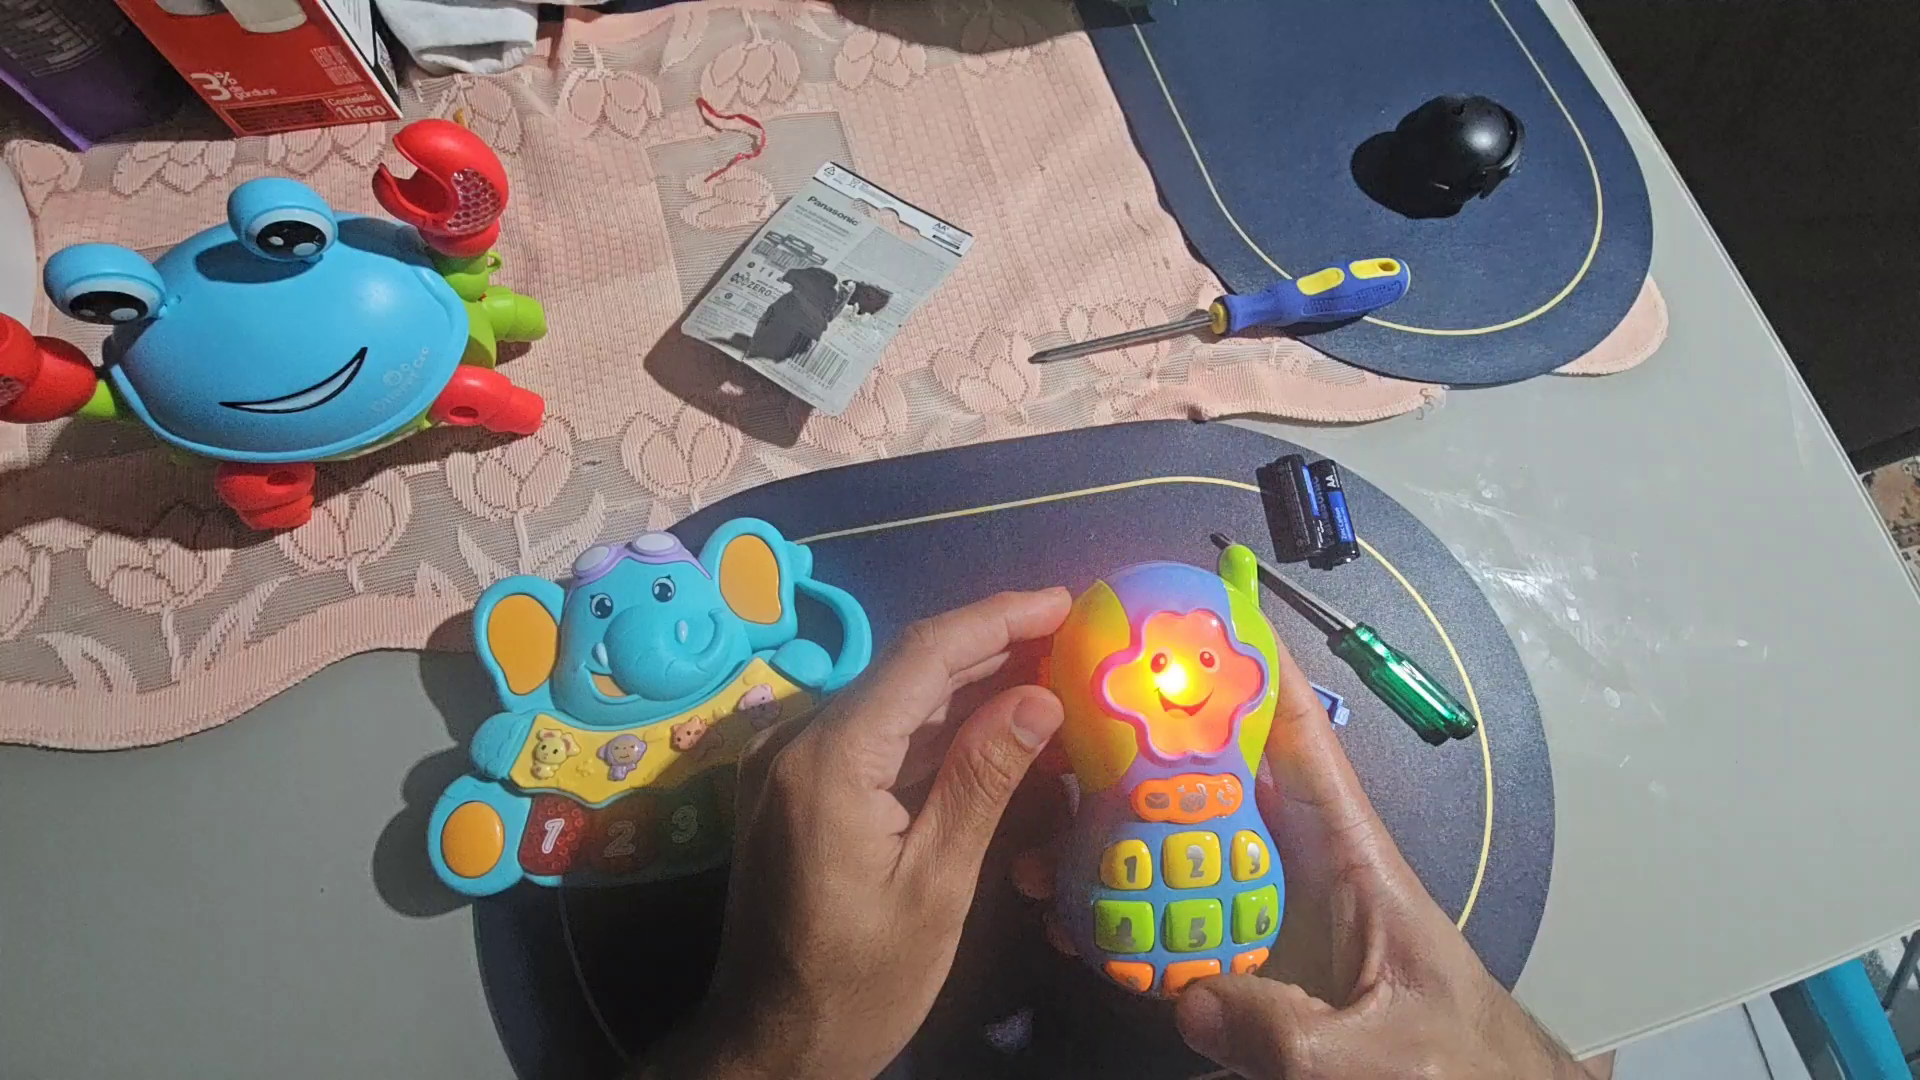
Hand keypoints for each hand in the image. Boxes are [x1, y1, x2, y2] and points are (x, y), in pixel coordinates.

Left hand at [643, 588, 1072, 1079]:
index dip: (996, 619)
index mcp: (829, 760)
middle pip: (908, 667)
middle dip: (990, 643)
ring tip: (1044, 662)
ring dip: (969, 678)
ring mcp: (793, 754)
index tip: (1059, 601)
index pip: (922, 657)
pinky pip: (880, 729)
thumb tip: (1040, 698)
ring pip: (896, 694)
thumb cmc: (858, 984)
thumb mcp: (935, 886)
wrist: (768, 1048)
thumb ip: (983, 781)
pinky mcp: (801, 775)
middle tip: (1065, 630)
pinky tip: (989, 714)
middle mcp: (799, 737)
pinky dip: (937, 720)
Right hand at [1016, 638, 1589, 1079]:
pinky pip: (1165, 909)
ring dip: (1108, 836)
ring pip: (1172, 841)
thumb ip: (1295, 1031)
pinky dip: (1117, 908)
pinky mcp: (1235, 945)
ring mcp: (1254, 897)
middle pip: (1205, 774)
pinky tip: (1070, 920)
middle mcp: (1287, 852)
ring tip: (1039, 853)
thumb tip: (1188, 1000)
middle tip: (1067, 730)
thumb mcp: (1386, 1054)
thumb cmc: (1457, 1063)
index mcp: (1341, 842)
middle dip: (1140, 745)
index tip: (1198, 612)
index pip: (1296, 730)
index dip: (1254, 663)